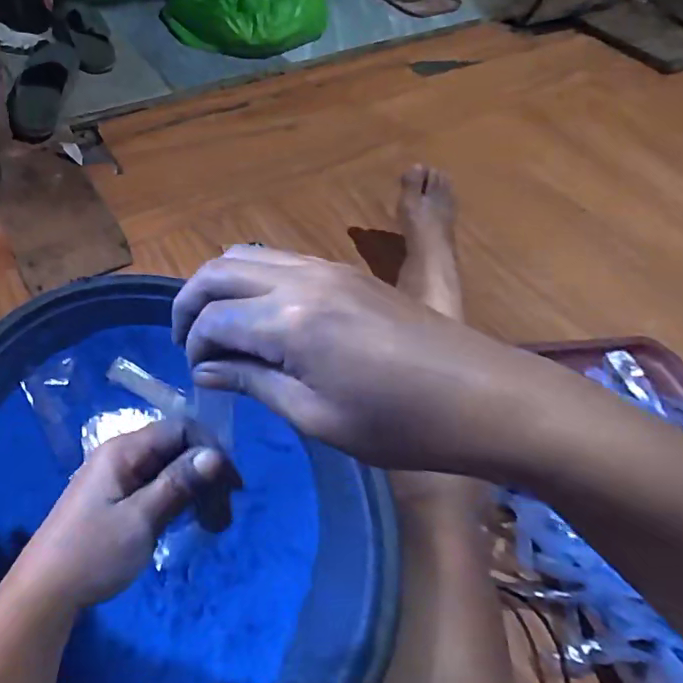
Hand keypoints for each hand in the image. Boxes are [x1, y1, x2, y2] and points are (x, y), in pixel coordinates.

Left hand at [12, 419, 234, 608]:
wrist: (48, 585)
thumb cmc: (93, 551)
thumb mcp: (140, 520)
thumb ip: (176, 485)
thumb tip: (215, 454)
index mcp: (123, 450)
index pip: (178, 428)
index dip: (209, 450)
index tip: (232, 487)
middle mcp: (121, 454)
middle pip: (175, 447)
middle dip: (205, 474)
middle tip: (223, 515)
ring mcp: (118, 475)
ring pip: (168, 468)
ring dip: (194, 490)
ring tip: (212, 526)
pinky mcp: (118, 497)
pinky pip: (156, 486)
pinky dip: (177, 501)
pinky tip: (190, 524)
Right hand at [173, 246, 576, 477]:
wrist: (495, 401)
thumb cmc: (405, 427)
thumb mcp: (317, 417)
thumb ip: (252, 382)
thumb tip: (206, 367)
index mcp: (290, 321)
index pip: (213, 319)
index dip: (195, 347)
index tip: (199, 375)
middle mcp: (300, 280)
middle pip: (217, 270)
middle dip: (189, 302)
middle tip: (187, 340)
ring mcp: (325, 268)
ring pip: (243, 255)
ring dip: (218, 285)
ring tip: (217, 323)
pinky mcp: (343, 271)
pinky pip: (275, 260)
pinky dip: (249, 279)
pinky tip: (258, 314)